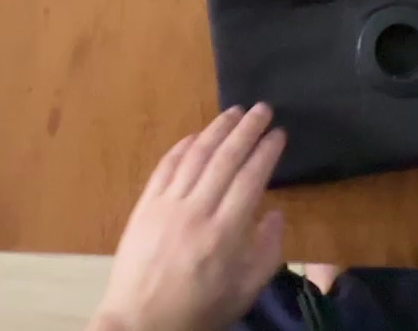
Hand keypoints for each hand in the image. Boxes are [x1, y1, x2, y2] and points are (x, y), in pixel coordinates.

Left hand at [90, 104, 286, 330]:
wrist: (138, 326)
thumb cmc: (197, 312)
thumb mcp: (242, 294)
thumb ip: (266, 254)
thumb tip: (276, 213)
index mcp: (224, 235)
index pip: (250, 179)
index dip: (266, 152)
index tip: (279, 133)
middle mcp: (196, 212)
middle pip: (226, 159)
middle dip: (247, 129)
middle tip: (263, 108)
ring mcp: (167, 205)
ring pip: (196, 155)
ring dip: (218, 128)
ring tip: (235, 111)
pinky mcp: (145, 204)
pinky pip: (167, 165)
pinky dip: (183, 146)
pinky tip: (197, 134)